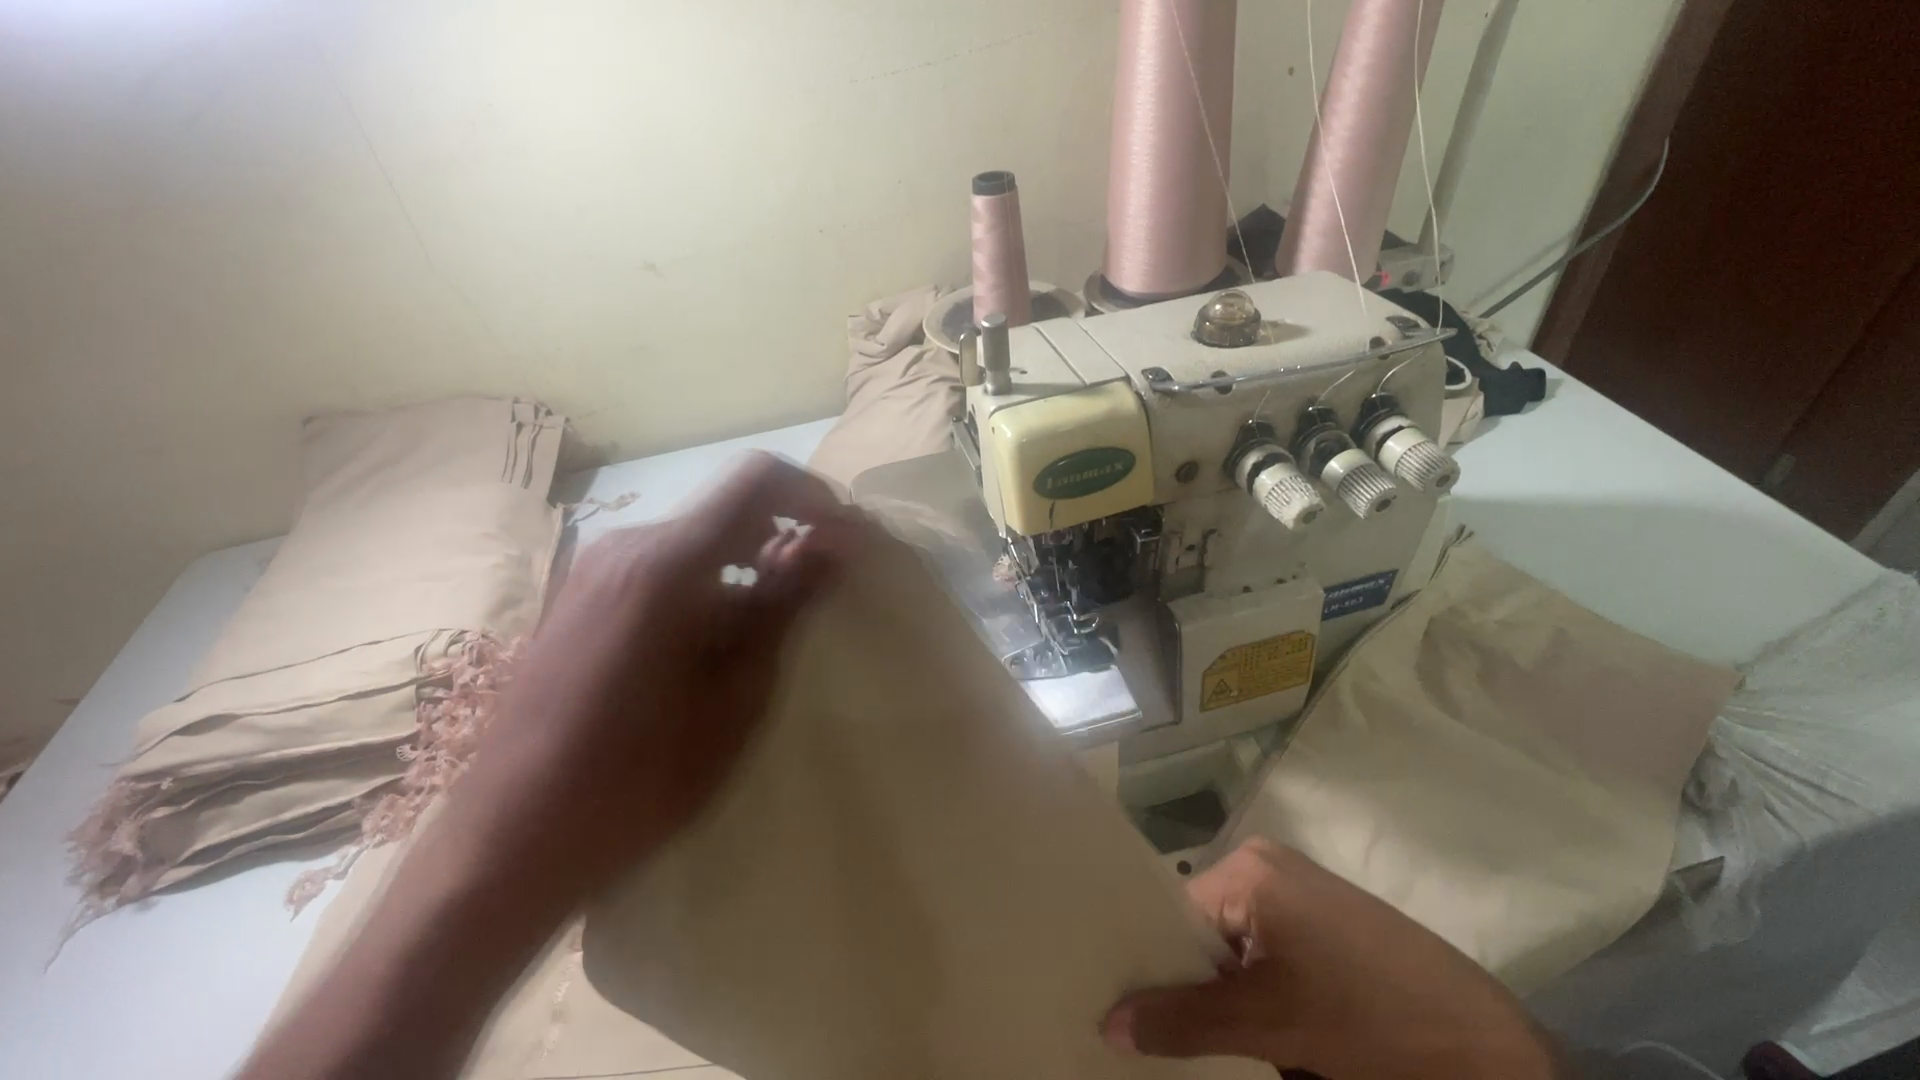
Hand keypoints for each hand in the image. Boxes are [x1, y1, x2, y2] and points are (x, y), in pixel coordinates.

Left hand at [444, 453, 865, 918]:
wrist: (513, 837)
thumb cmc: (638, 780)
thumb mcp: (734, 697)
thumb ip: (784, 606)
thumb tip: (833, 544)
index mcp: (666, 562)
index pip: (757, 479)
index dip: (815, 501)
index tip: (849, 548)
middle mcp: (625, 544)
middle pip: (728, 509)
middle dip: (784, 543)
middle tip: (820, 602)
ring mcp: (594, 569)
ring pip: (697, 541)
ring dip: (745, 571)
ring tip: (763, 644)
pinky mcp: (580, 596)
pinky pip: (663, 567)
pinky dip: (705, 589)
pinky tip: (710, 654)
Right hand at [1105, 839, 1566, 1079]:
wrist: (1490, 1048)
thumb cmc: (1368, 1018)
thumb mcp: (1267, 1024)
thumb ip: (1183, 1022)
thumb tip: (1108, 1024)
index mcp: (1247, 869)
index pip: (1169, 914)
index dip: (1145, 965)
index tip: (1120, 1007)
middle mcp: (1267, 867)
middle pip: (1198, 931)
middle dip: (1181, 986)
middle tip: (1152, 1035)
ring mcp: (1301, 896)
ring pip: (1230, 949)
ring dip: (1217, 998)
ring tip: (1199, 1042)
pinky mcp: (1327, 928)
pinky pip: (1264, 955)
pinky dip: (1252, 994)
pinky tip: (1249, 1036)